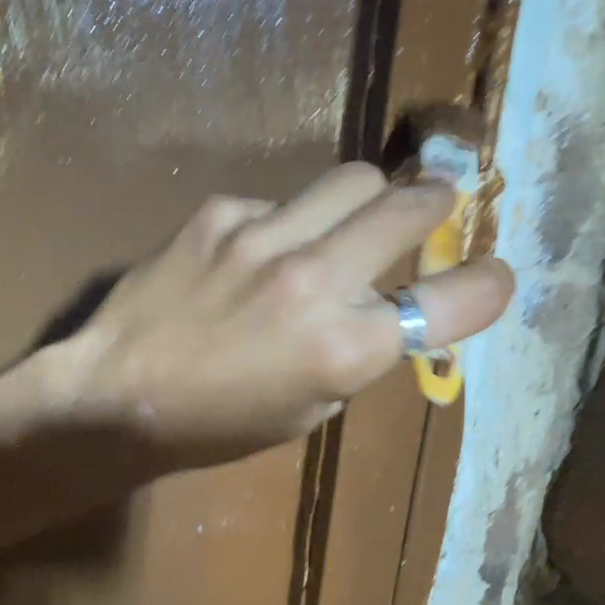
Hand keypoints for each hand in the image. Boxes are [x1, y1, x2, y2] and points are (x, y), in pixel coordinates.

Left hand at [63, 162, 513, 467]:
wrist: (115, 395)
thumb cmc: (214, 425)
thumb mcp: (307, 411)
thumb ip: (358, 355)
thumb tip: (386, 310)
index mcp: (346, 349)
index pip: (454, 298)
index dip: (486, 285)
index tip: (489, 275)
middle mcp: (315, 281)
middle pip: (411, 204)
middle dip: (435, 206)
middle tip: (430, 213)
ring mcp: (264, 238)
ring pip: (352, 179)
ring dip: (366, 199)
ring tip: (347, 221)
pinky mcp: (219, 214)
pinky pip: (278, 201)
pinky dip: (284, 223)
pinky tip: (253, 253)